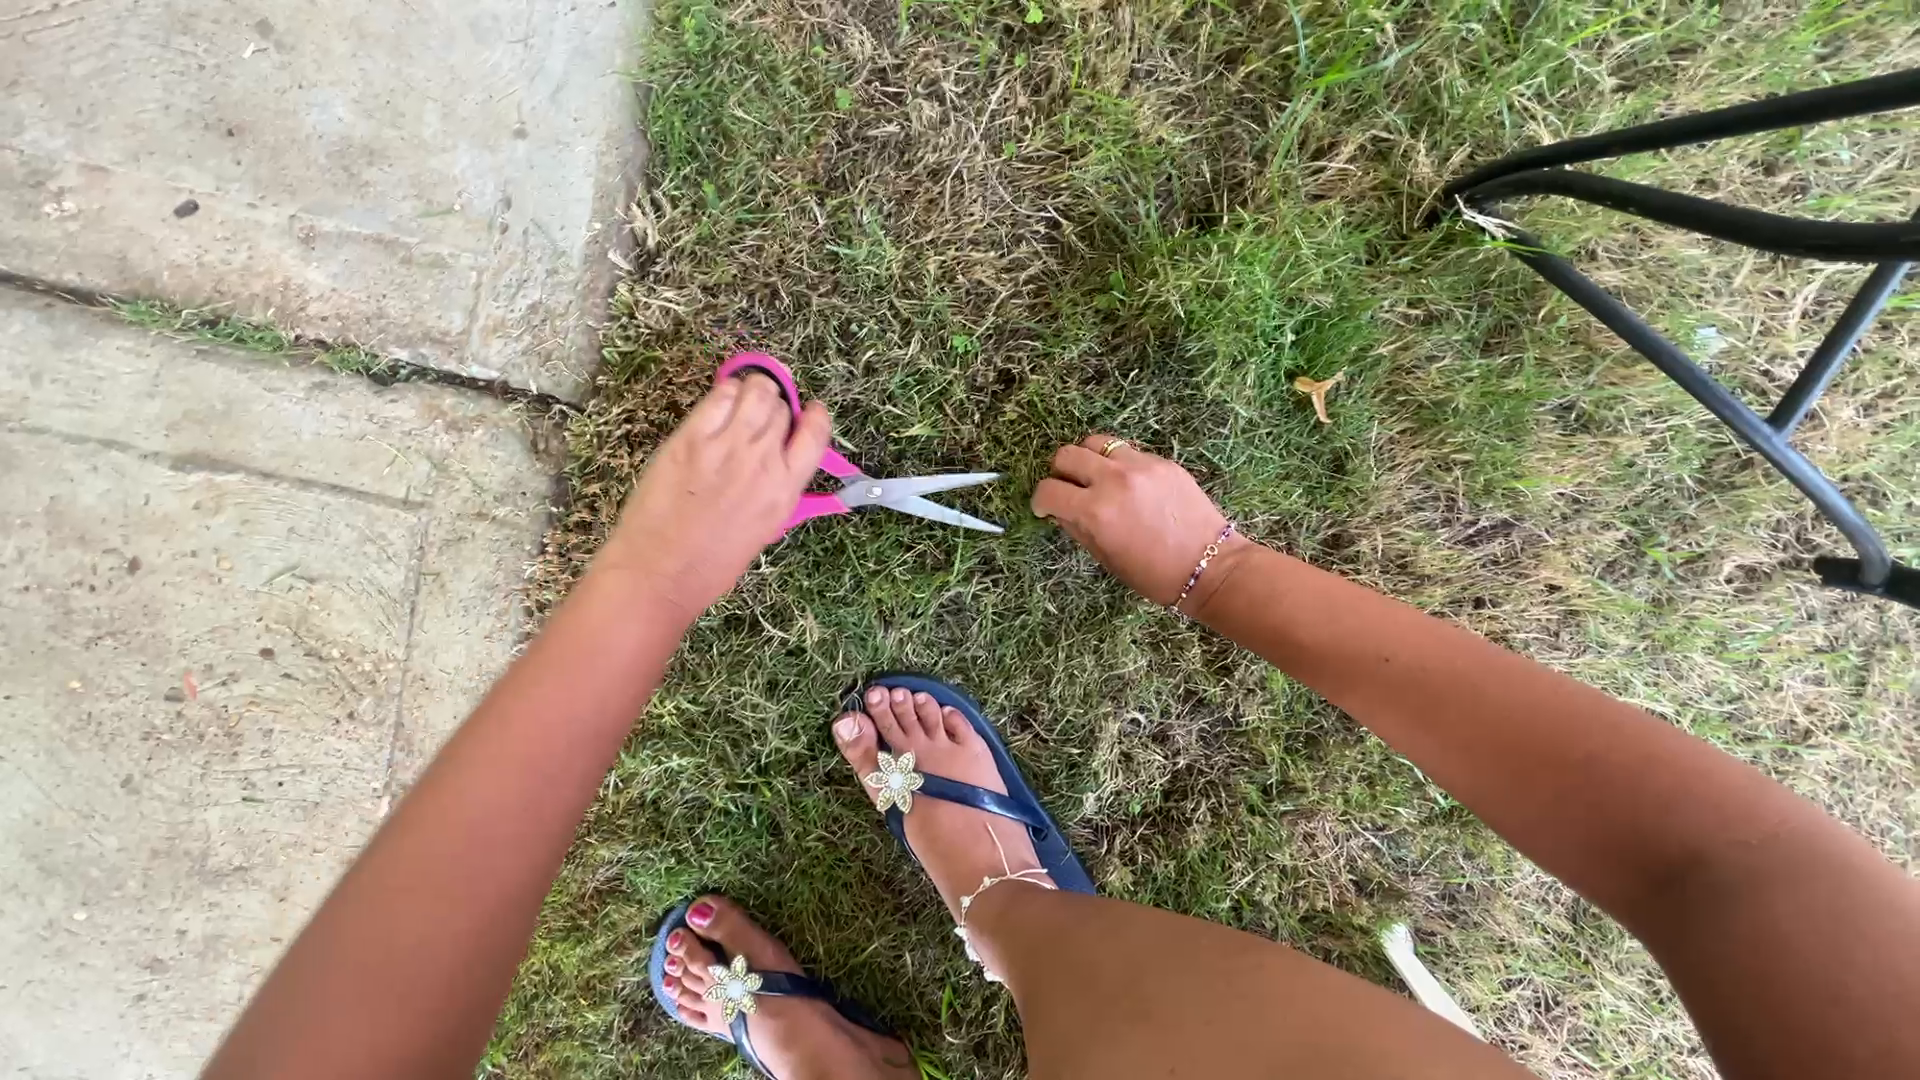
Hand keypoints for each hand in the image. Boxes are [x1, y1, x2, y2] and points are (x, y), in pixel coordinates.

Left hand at [596, 373, 830, 617]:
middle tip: (760, 416)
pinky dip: (725, 393)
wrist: (660, 571)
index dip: (813, 416)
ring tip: (742, 403)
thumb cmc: (713, 562)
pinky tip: (718, 406)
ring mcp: (726, 445)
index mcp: (786, 489)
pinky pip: (719, 395)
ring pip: (756, 391)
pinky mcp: (691, 437)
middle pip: (782, 408)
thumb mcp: (766, 527)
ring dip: (754, 391)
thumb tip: (779, 457)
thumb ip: (778, 487)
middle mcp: (763, 461)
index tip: (806, 413)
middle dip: (776, 406)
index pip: (816, 432)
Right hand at [1031, 435, 1244, 608]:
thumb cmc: (1153, 574)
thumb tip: (1061, 510)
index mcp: (1095, 512)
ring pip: (1095, 443)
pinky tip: (1128, 485)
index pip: (1049, 490)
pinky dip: (1118, 464)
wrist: (1209, 565)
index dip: (1040, 501)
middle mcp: (1113, 480)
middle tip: (1068, 490)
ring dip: (1087, 460)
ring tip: (1095, 479)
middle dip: (1059, 473)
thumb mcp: (1105, 557)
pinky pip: (1127, 451)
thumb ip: (1077, 528)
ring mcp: (1140, 466)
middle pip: (1066, 455)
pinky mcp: (1162, 462)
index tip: (1045, 508)